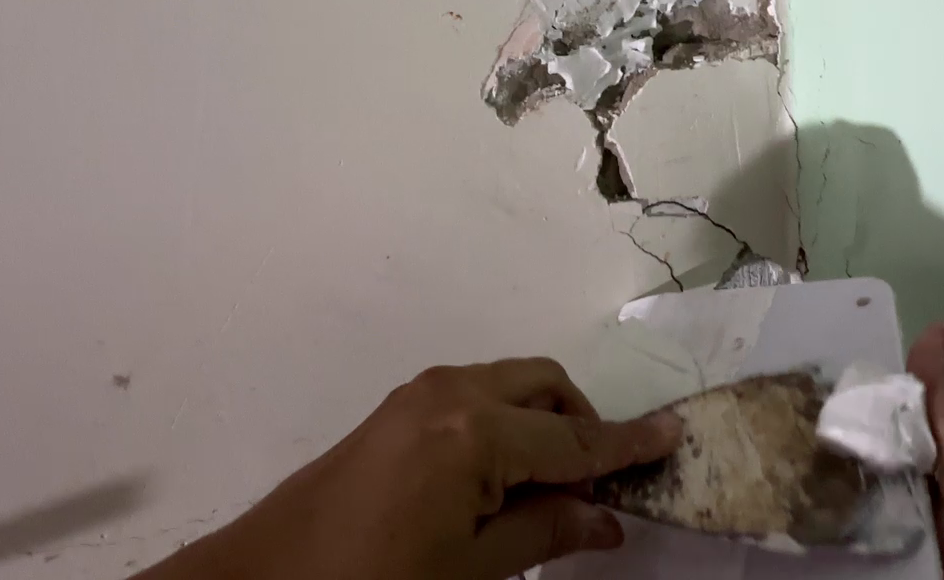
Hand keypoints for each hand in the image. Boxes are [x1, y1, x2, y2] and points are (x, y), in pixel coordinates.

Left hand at [140, 358, 681, 579]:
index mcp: (476, 430)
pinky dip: (506, 419)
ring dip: (543, 419)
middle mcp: (454, 390)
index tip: (672, 433)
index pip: (573, 440)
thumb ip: (545, 532)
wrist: (272, 576)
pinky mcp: (403, 402)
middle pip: (544, 385)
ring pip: (510, 383)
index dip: (626, 443)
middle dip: (581, 423)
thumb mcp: (472, 571)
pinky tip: (501, 471)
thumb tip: (608, 518)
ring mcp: (423, 389)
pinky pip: (476, 393)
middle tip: (599, 483)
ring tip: (549, 485)